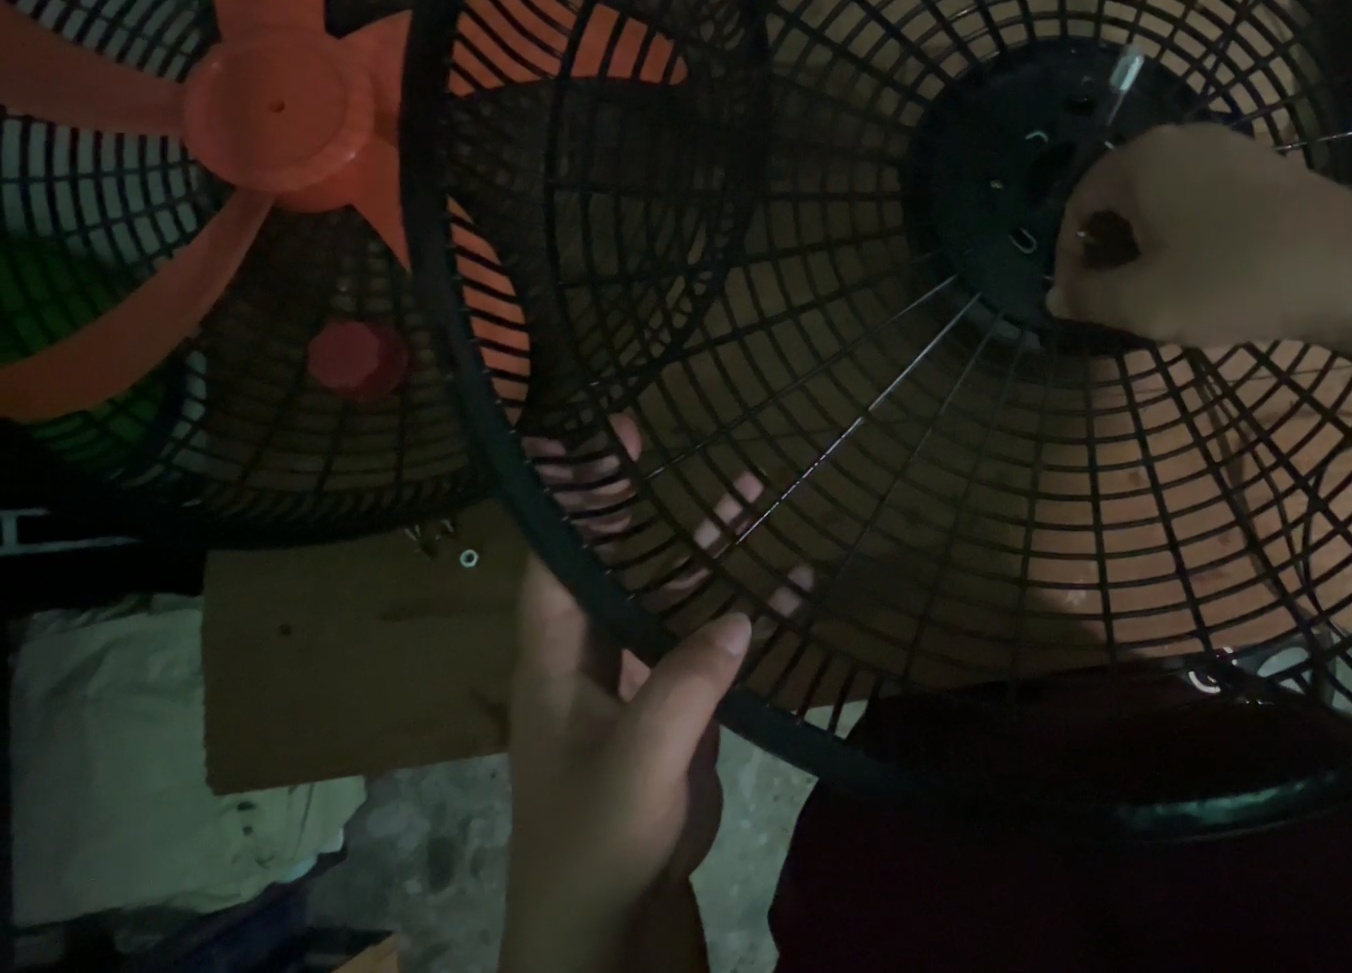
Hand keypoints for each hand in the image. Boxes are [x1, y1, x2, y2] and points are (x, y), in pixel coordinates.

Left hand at [503, 414, 808, 972]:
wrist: (612, 912)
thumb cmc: (597, 834)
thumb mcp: (638, 758)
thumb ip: (686, 684)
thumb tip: (741, 614)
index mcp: (558, 658)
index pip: (557, 561)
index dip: (576, 501)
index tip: (605, 442)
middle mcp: (597, 654)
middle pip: (624, 565)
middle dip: (655, 511)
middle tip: (691, 453)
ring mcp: (642, 677)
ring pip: (676, 597)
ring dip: (711, 552)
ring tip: (753, 497)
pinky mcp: (680, 704)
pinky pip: (716, 644)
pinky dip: (750, 612)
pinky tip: (790, 583)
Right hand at [1046, 123, 1351, 347]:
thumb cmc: (1231, 280)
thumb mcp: (1143, 303)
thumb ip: (1088, 298)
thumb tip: (1054, 296)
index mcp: (1141, 160)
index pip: (1079, 203)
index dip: (1069, 256)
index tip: (1081, 300)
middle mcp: (1180, 138)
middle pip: (1121, 195)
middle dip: (1109, 249)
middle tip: (1120, 299)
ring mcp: (1229, 147)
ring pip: (1163, 197)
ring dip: (1148, 243)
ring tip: (1162, 289)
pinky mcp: (1266, 165)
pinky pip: (1203, 196)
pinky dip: (1187, 232)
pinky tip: (1209, 270)